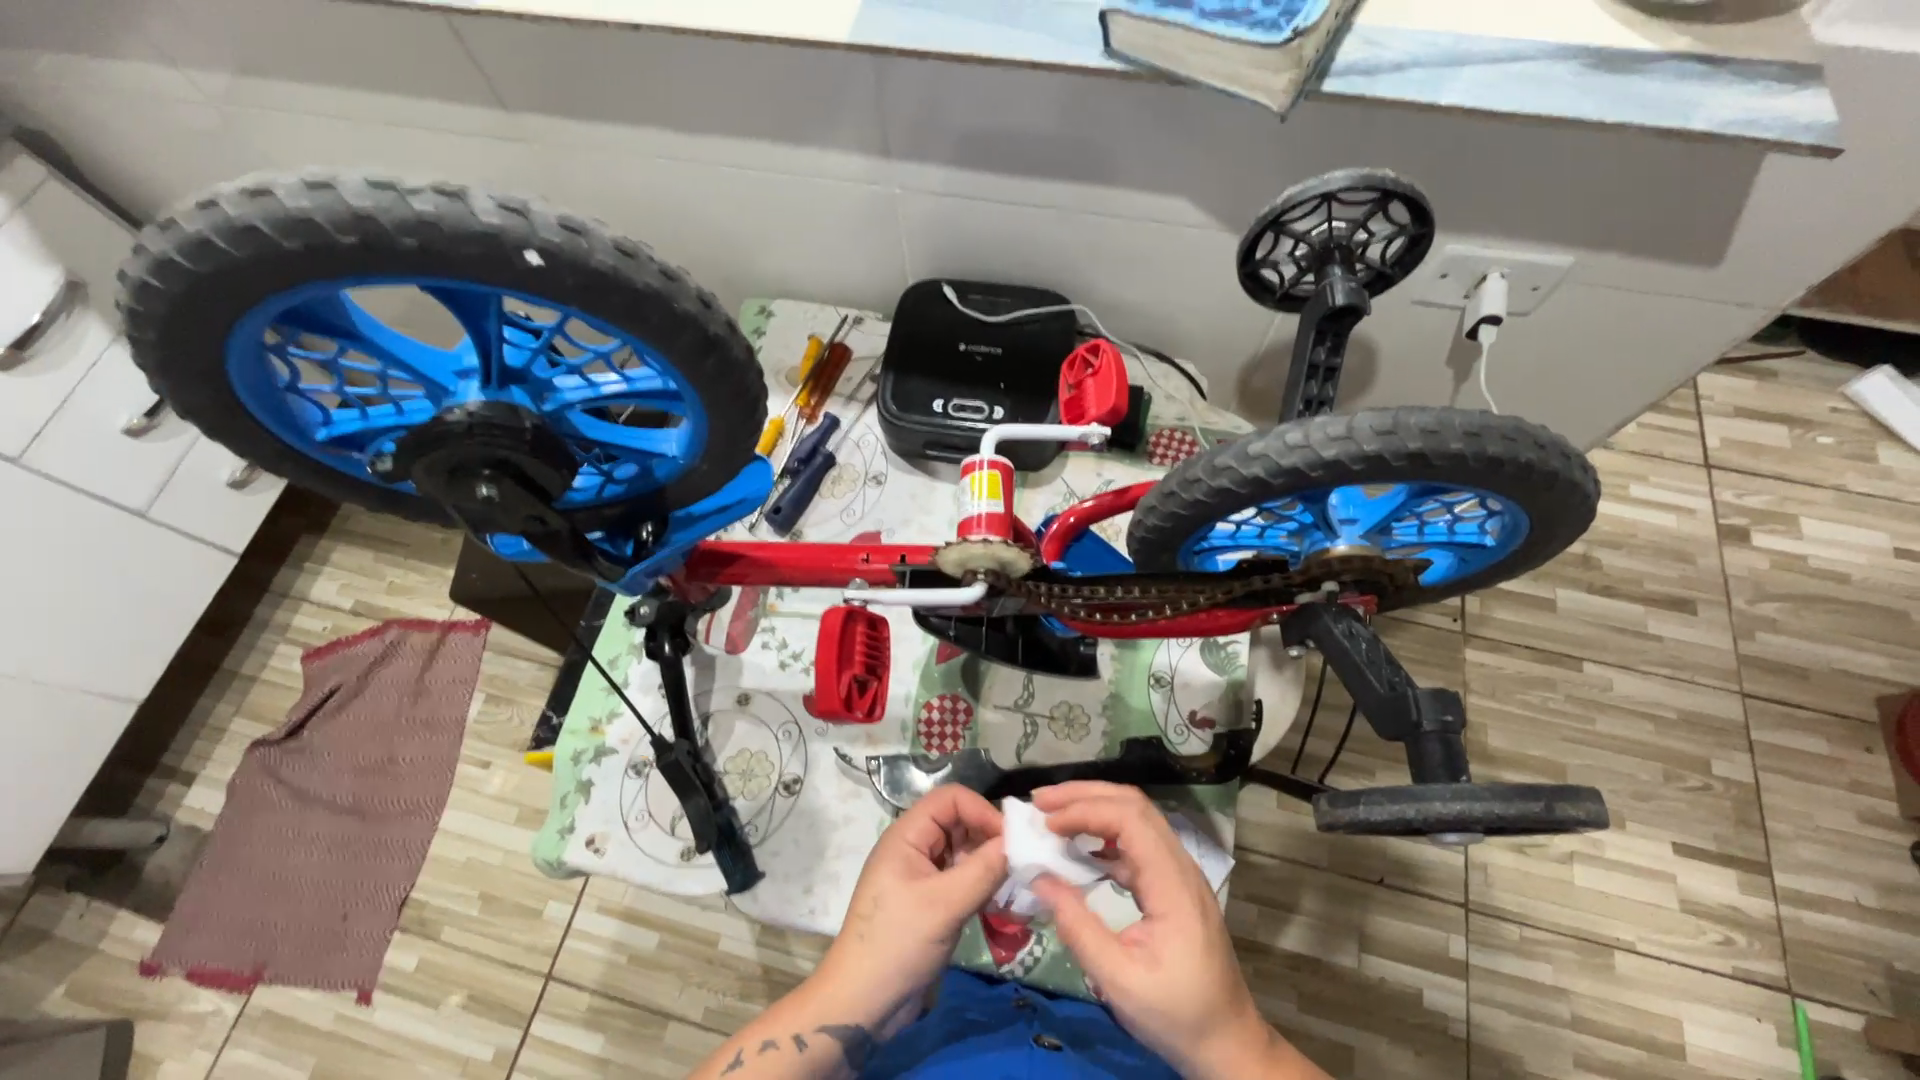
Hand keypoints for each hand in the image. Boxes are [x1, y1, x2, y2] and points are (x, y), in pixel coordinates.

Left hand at [816, 785, 1006, 1016]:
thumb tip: (1019, 843)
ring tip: (1016, 887)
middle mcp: (913, 849)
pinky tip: (1002, 905)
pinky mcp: (930, 903)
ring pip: (963, 853)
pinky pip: (961, 880)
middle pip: (959, 823)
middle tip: (1021, 865)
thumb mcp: (945, 905)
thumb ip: (984, 869)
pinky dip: (982, 887)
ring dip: (990, 865)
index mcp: (906, 836)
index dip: (982, 811)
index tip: (1011, 841)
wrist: (862, 1004)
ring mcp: (921, 877)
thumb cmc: (898, 944)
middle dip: (990, 838)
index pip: (950, 799)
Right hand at [1030, 782, 1308, 1079]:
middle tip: (1039, 802)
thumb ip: (1078, 927)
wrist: (1226, 1042)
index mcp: (1173, 884)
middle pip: (1134, 806)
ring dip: (1094, 810)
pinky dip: (1103, 836)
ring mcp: (1179, 875)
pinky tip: (1076, 849)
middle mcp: (1181, 867)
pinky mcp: (1172, 887)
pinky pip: (1137, 844)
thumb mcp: (1118, 980)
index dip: (1084, 810)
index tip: (1044, 822)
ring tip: (1051, 818)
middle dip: (1085, 795)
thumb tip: (1040, 879)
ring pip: (1137, 819)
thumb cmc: (1175, 1015)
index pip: (1130, 818)